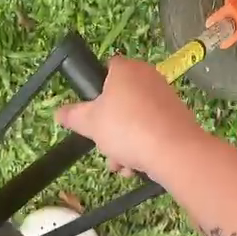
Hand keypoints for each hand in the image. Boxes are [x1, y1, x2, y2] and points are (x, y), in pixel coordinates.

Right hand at [55, 57, 209, 182]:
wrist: (174, 150)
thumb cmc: (126, 129)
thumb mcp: (90, 124)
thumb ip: (72, 116)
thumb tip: (59, 112)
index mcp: (126, 69)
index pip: (107, 68)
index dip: (96, 89)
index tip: (92, 111)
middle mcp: (148, 76)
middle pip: (120, 100)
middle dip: (109, 128)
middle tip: (105, 146)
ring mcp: (165, 97)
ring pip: (135, 119)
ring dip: (124, 144)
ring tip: (121, 166)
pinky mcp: (177, 117)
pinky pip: (152, 128)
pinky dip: (143, 146)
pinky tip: (136, 167)